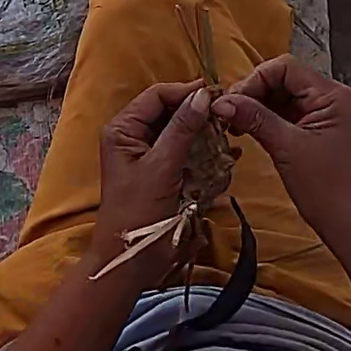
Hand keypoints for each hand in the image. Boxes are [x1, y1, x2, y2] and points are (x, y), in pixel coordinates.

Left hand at [91, 80, 211, 286]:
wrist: (131, 258)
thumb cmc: (138, 211)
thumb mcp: (162, 167)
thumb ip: (182, 129)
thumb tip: (202, 96)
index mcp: (123, 129)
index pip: (156, 96)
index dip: (185, 92)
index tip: (217, 94)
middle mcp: (132, 136)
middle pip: (169, 111)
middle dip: (197, 113)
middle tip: (226, 114)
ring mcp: (147, 154)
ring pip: (179, 130)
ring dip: (203, 132)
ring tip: (227, 133)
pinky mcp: (162, 171)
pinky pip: (184, 151)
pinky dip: (202, 151)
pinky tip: (224, 152)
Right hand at [211, 56, 350, 253]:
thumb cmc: (325, 188)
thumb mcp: (286, 147)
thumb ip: (254, 118)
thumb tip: (219, 102)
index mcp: (334, 96)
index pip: (285, 68)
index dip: (254, 80)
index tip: (232, 102)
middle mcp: (333, 98)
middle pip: (283, 79)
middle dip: (253, 93)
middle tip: (227, 114)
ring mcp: (326, 114)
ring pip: (282, 96)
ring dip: (256, 106)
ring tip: (234, 124)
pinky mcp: (318, 130)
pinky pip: (287, 113)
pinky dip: (265, 119)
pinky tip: (247, 130)